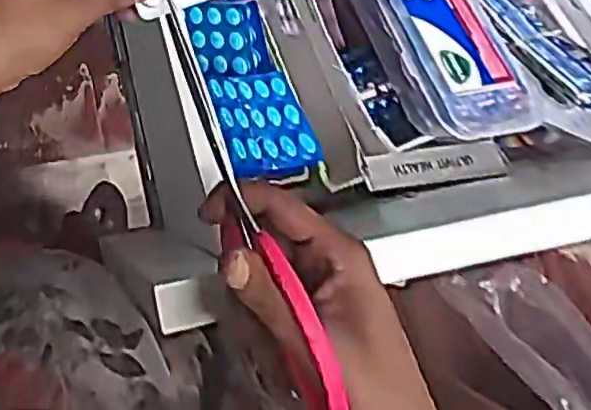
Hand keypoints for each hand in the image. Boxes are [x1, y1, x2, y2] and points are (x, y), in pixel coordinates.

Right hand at [203, 182, 437, 408]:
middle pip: (263, 236)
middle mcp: (329, 261)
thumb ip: (267, 298)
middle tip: (247, 301)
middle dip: (247, 271)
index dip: (239, 199)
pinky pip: (269, 295)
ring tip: (274, 341)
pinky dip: (262, 320)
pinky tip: (279, 349)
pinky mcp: (310, 308)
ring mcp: (319, 285)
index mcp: (339, 253)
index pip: (278, 202)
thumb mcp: (313, 341)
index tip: (210, 212)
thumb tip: (231, 255)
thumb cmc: (380, 394)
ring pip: (261, 269)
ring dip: (254, 305)